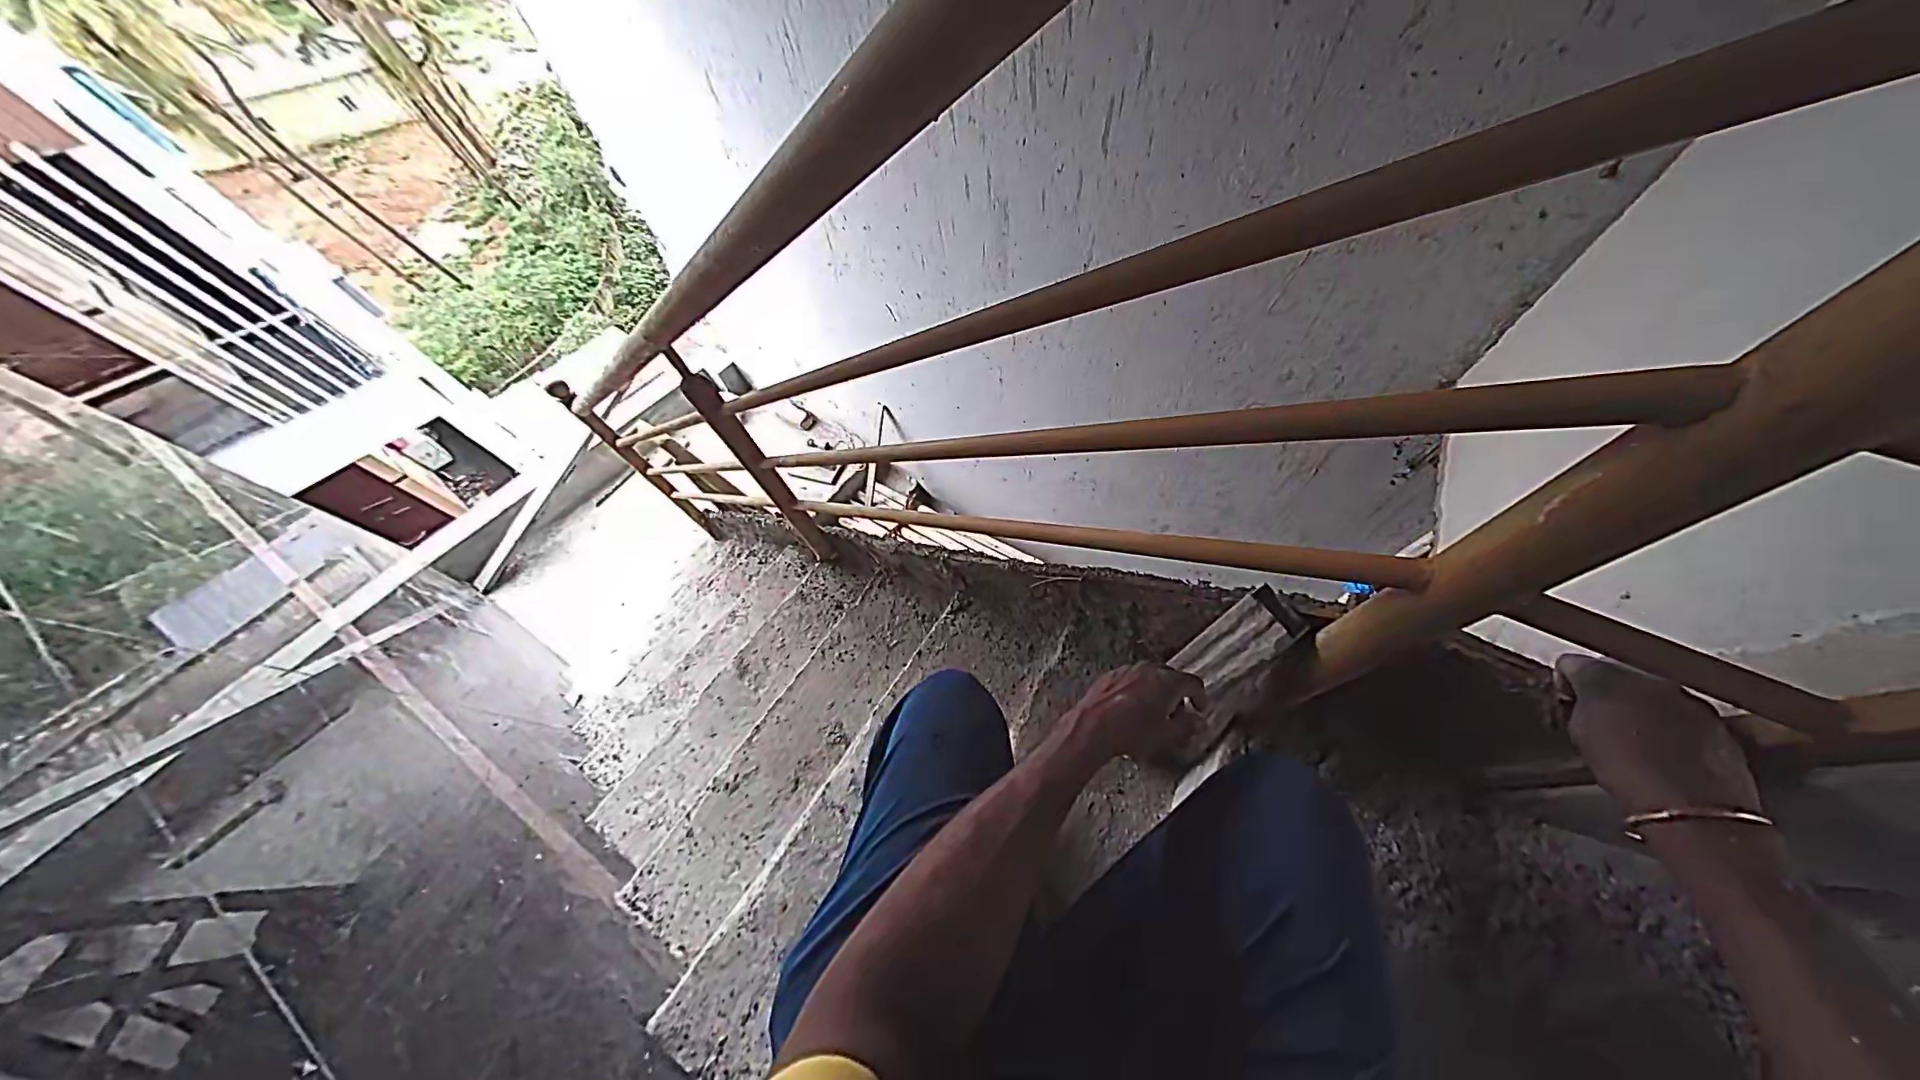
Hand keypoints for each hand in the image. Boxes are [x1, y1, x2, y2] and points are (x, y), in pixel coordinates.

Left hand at [1058, 663, 1206, 764]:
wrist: (1092, 728)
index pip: (1192, 683)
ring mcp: (1127, 670)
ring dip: (1156, 691)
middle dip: (1177, 695)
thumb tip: (1198, 722)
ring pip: (1150, 676)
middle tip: (1177, 714)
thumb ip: (1187, 726)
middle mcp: (1148, 669)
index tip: (1199, 708)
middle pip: (1171, 677)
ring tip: (1153, 713)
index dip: (1199, 697)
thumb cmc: (1129, 732)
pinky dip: (1137, 690)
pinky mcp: (1110, 676)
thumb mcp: (1166, 735)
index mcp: (1167, 681)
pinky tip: (1131, 708)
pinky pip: (1131, 680)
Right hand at [1556, 654, 1761, 817]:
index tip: (1566, 701)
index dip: (1565, 682)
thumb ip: (1579, 706)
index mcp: (1607, 676)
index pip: (1573, 663)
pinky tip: (1661, 749)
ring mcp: (1688, 699)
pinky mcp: (1717, 722)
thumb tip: (1581, 700)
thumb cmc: (1623, 768)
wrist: (1689, 806)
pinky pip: (1680, 714)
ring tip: (1631, 737)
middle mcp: (1650, 678)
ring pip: (1651, 693)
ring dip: (1639, 707)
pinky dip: (1668, 725)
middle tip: (1597, 719)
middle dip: (1606, 692)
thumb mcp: (1580, 733)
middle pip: (1617, 673)